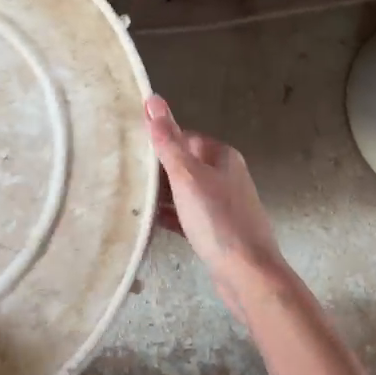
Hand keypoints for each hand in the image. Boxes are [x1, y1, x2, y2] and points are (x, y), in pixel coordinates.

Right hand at [145, 96, 287, 303]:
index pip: (184, 137)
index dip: (159, 143)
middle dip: (158, 171)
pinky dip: (171, 217)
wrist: (249, 276)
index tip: (131, 152)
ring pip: (186, 192)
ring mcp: (225, 204)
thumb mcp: (186, 176)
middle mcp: (226, 175)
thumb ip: (167, 140)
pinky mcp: (219, 231)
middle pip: (185, 164)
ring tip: (131, 200)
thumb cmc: (217, 220)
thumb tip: (153, 98)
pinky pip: (189, 216)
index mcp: (221, 155)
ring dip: (162, 196)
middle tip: (126, 177)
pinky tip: (149, 224)